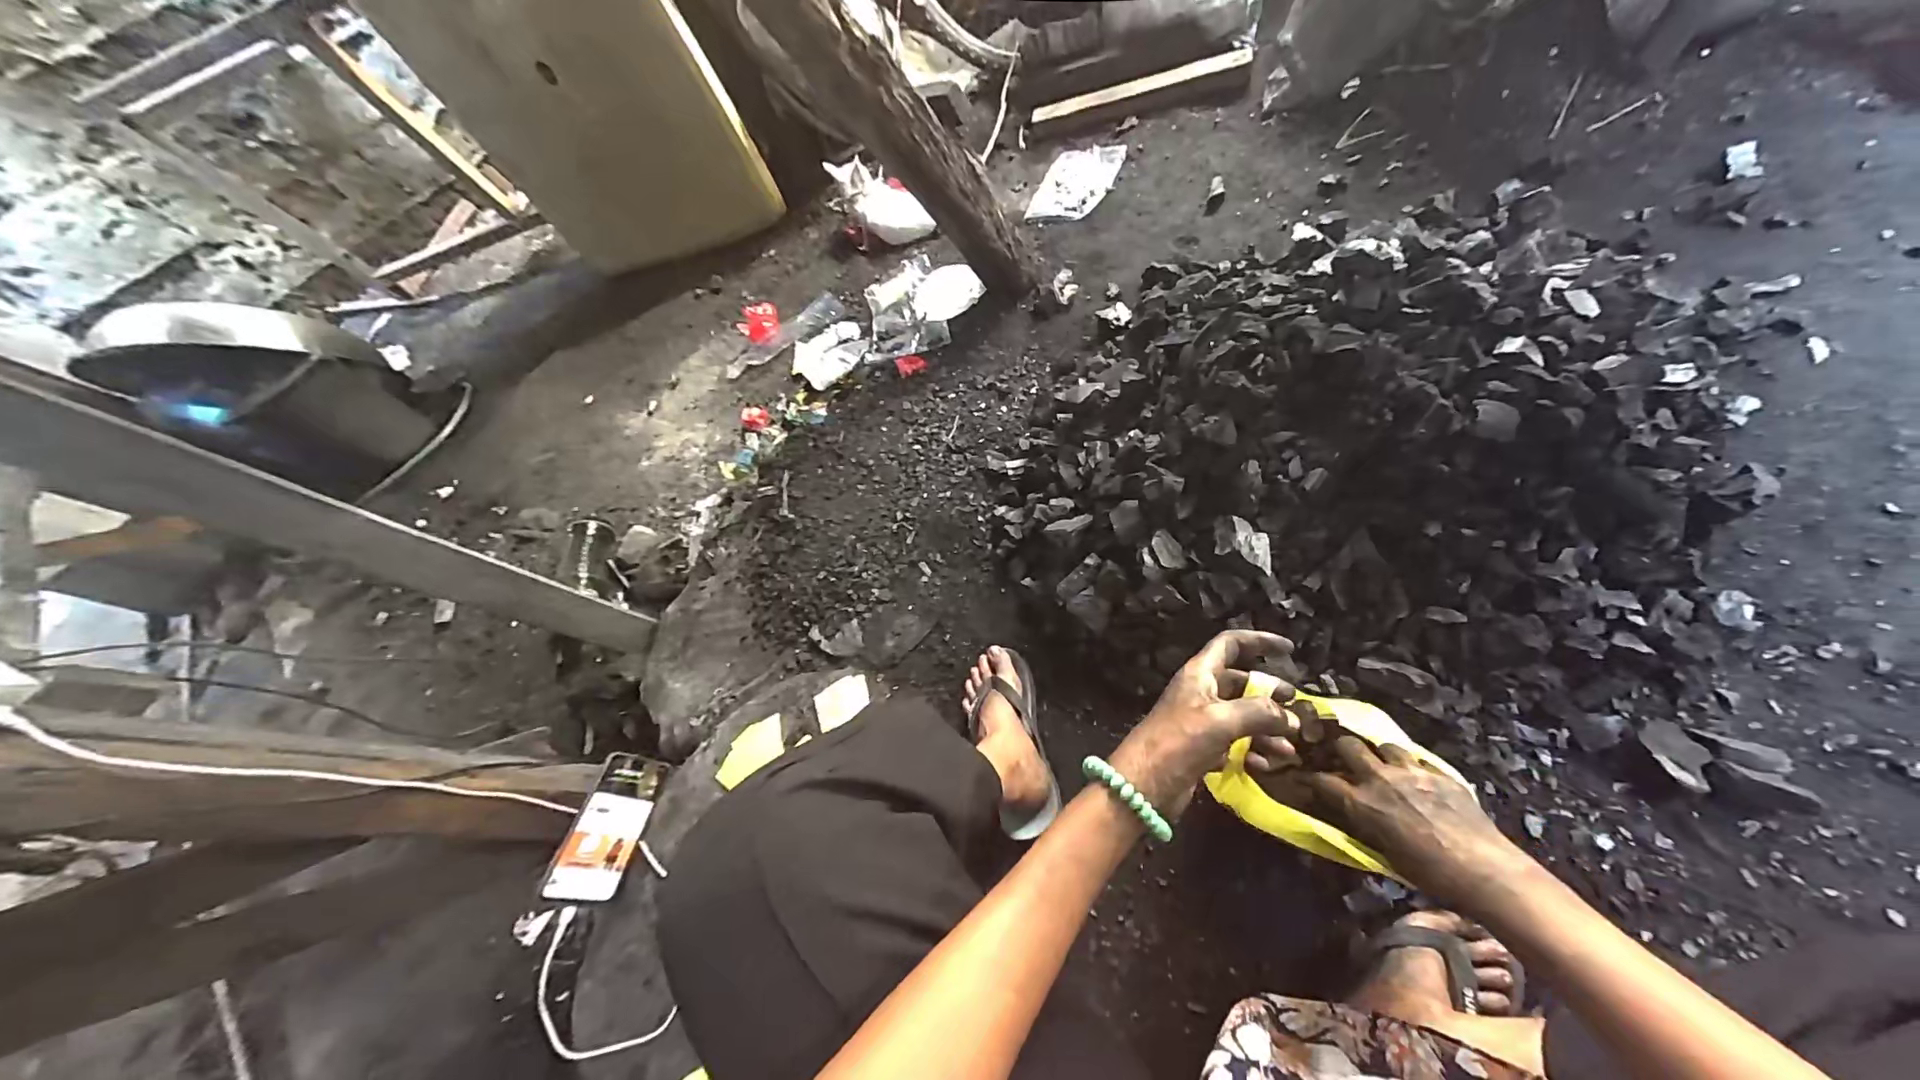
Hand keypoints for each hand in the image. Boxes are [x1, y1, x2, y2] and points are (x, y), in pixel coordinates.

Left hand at [1107, 630, 1297, 818]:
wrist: (1143, 783)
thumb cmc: (1178, 741)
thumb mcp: (1220, 720)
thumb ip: (1259, 713)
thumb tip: (1290, 717)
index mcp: (1199, 673)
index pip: (1230, 644)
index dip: (1259, 641)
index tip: (1290, 649)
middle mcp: (1201, 692)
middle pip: (1242, 683)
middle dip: (1271, 695)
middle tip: (1298, 709)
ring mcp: (1201, 721)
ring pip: (1243, 716)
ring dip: (1268, 730)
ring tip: (1289, 749)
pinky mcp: (1203, 748)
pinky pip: (1235, 743)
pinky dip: (1253, 751)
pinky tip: (1266, 765)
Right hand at [1295, 737, 1528, 905]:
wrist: (1486, 871)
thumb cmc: (1430, 874)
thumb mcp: (1385, 852)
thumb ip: (1365, 824)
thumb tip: (1354, 814)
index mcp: (1362, 803)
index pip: (1322, 780)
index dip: (1310, 777)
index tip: (1305, 777)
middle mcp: (1381, 779)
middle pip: (1349, 745)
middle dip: (1343, 749)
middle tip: (1346, 760)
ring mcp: (1413, 772)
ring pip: (1386, 745)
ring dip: (1381, 755)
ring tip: (1387, 767)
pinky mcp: (1441, 774)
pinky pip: (1419, 760)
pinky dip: (1413, 766)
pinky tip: (1420, 780)